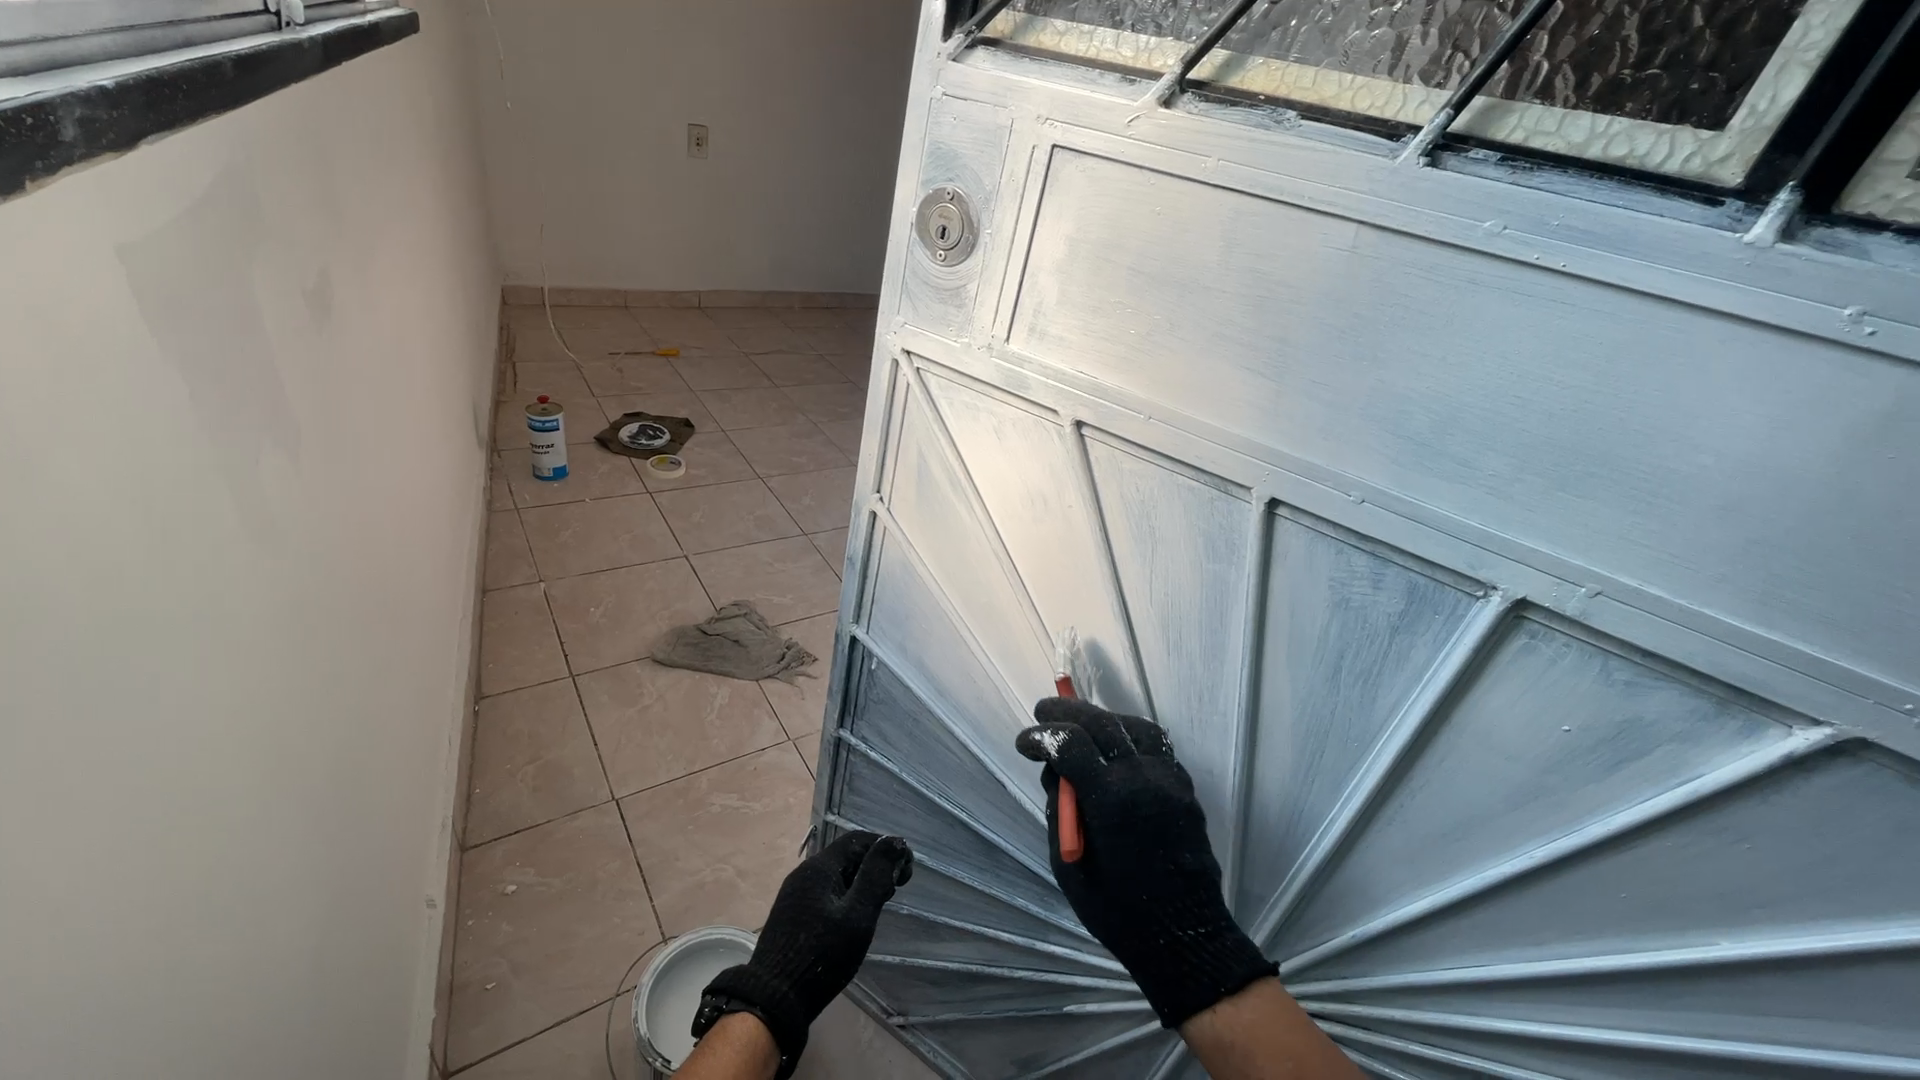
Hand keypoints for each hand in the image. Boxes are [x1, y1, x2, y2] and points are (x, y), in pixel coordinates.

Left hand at [699, 831, 912, 1076]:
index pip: (858, 840)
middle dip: (876, 864)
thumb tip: (893, 841)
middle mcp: (805, 874)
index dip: (885, 846)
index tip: (907, 868)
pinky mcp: (793, 914)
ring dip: (864, 881)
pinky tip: (857, 916)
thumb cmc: (821, 955)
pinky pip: (827, 892)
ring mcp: (796, 895)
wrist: (774, 998)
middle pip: (847, 856)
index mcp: (819, 868)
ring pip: (837, 875)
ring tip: (883, 900)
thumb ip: (875, 876)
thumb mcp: (857, 916)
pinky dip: (849, 895)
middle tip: (899, 886)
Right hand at [1016, 697, 1275, 1028]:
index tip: (1023, 743)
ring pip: (1134, 725)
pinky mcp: (1184, 787)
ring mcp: (1167, 779)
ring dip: (1102, 717)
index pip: (1069, 742)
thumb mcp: (1068, 865)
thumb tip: (1056, 774)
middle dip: (1067, 711)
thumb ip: (1061, 812)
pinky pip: (1156, 745)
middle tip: (1044, 709)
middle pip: (1101, 722)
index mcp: (1108, 798)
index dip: (1041, 736)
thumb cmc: (1116, 909)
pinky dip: (1130, 735)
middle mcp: (1140, 777)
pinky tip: (1115, 746)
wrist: (1183, 932)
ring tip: (1081, 722)